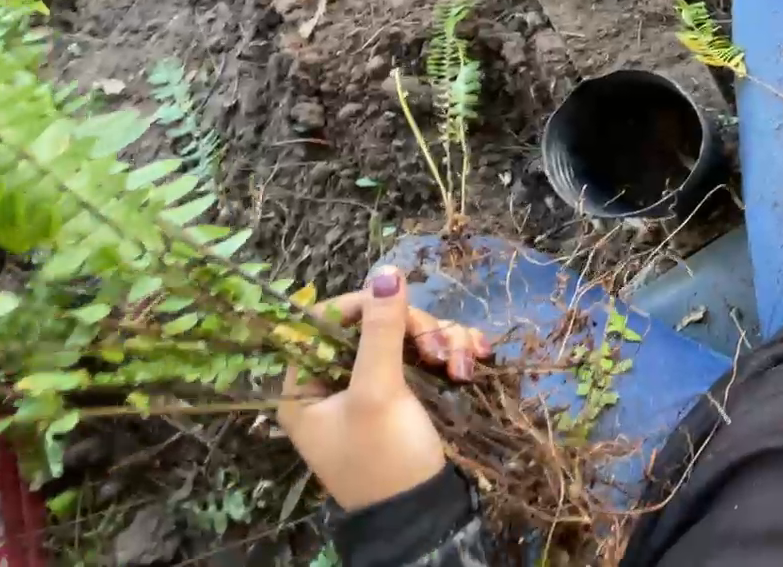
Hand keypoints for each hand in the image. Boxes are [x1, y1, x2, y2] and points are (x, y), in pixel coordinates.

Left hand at [276, 267, 492, 510]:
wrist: (422, 513)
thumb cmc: (384, 457)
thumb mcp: (378, 392)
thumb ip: (381, 331)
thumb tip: (387, 270)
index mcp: (308, 385)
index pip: (328, 320)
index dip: (367, 305)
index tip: (400, 305)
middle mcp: (340, 380)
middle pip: (381, 323)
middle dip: (419, 330)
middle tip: (439, 350)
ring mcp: (379, 383)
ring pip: (413, 334)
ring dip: (444, 340)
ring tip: (462, 364)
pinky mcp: (412, 389)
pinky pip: (433, 350)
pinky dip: (455, 351)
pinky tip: (475, 361)